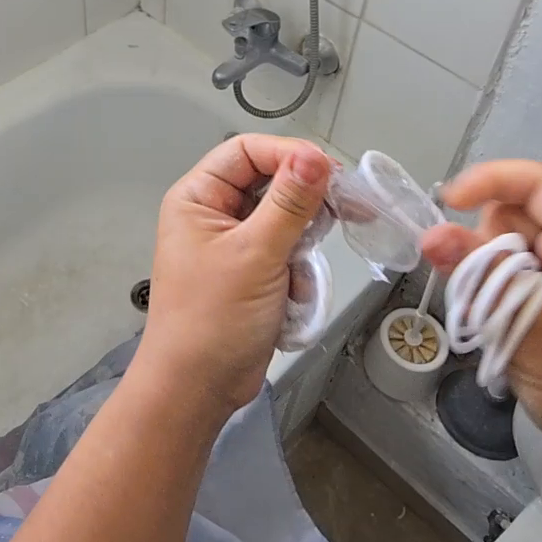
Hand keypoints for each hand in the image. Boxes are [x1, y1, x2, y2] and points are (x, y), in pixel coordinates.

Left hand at [135, 134, 332, 418]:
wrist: (197, 389)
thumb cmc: (213, 319)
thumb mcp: (256, 254)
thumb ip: (290, 203)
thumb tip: (315, 156)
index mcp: (197, 196)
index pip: (247, 151)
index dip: (289, 155)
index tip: (330, 171)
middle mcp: (213, 212)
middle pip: (270, 181)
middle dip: (303, 201)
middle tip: (344, 209)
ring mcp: (233, 242)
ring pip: (284, 217)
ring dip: (301, 240)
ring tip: (302, 267)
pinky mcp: (252, 269)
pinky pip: (286, 249)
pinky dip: (297, 267)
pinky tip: (295, 292)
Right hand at [420, 161, 541, 485]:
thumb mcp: (531, 334)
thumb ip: (483, 279)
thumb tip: (430, 234)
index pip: (540, 183)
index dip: (490, 180)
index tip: (444, 204)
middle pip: (517, 214)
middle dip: (482, 242)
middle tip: (470, 291)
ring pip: (509, 244)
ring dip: (485, 272)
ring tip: (488, 320)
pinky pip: (514, 272)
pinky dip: (494, 291)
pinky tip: (497, 327)